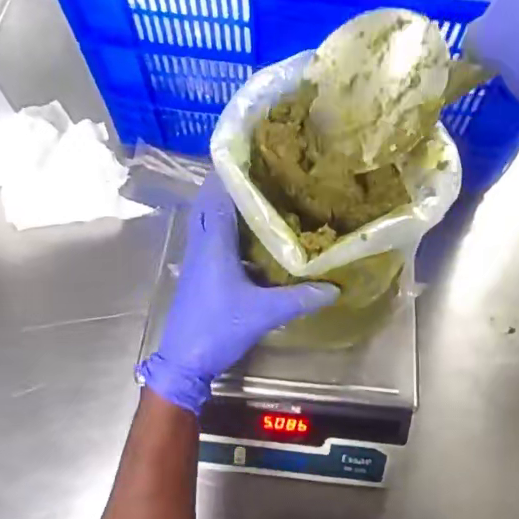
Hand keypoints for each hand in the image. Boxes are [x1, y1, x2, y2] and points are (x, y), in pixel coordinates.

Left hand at [137, 176, 336, 412]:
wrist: (183, 361)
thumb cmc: (218, 328)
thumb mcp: (263, 313)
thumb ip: (299, 299)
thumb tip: (334, 288)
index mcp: (213, 244)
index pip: (219, 196)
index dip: (234, 174)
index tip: (257, 157)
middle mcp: (201, 245)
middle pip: (211, 203)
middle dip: (232, 186)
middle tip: (263, 175)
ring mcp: (197, 260)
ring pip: (210, 222)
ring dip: (230, 208)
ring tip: (263, 199)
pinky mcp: (199, 275)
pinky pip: (213, 241)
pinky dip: (229, 231)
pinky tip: (254, 240)